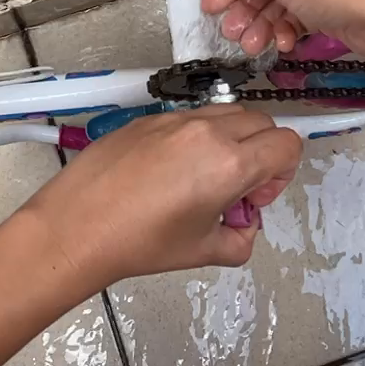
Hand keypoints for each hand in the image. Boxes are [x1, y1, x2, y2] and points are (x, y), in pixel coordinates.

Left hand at [20, 108, 301, 285]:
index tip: (255, 197)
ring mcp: (176, 119)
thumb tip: (242, 223)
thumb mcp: (204, 252)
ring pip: (228, 113)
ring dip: (232, 139)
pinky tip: (169, 170)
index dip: (282, 173)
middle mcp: (207, 131)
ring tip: (203, 177)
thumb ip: (241, 238)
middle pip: (262, 123)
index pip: (287, 145)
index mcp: (229, 164)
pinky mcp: (149, 117)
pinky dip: (198, 136)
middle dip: (261, 153)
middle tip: (235, 189)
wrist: (78, 224)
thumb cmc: (141, 243)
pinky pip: (191, 116)